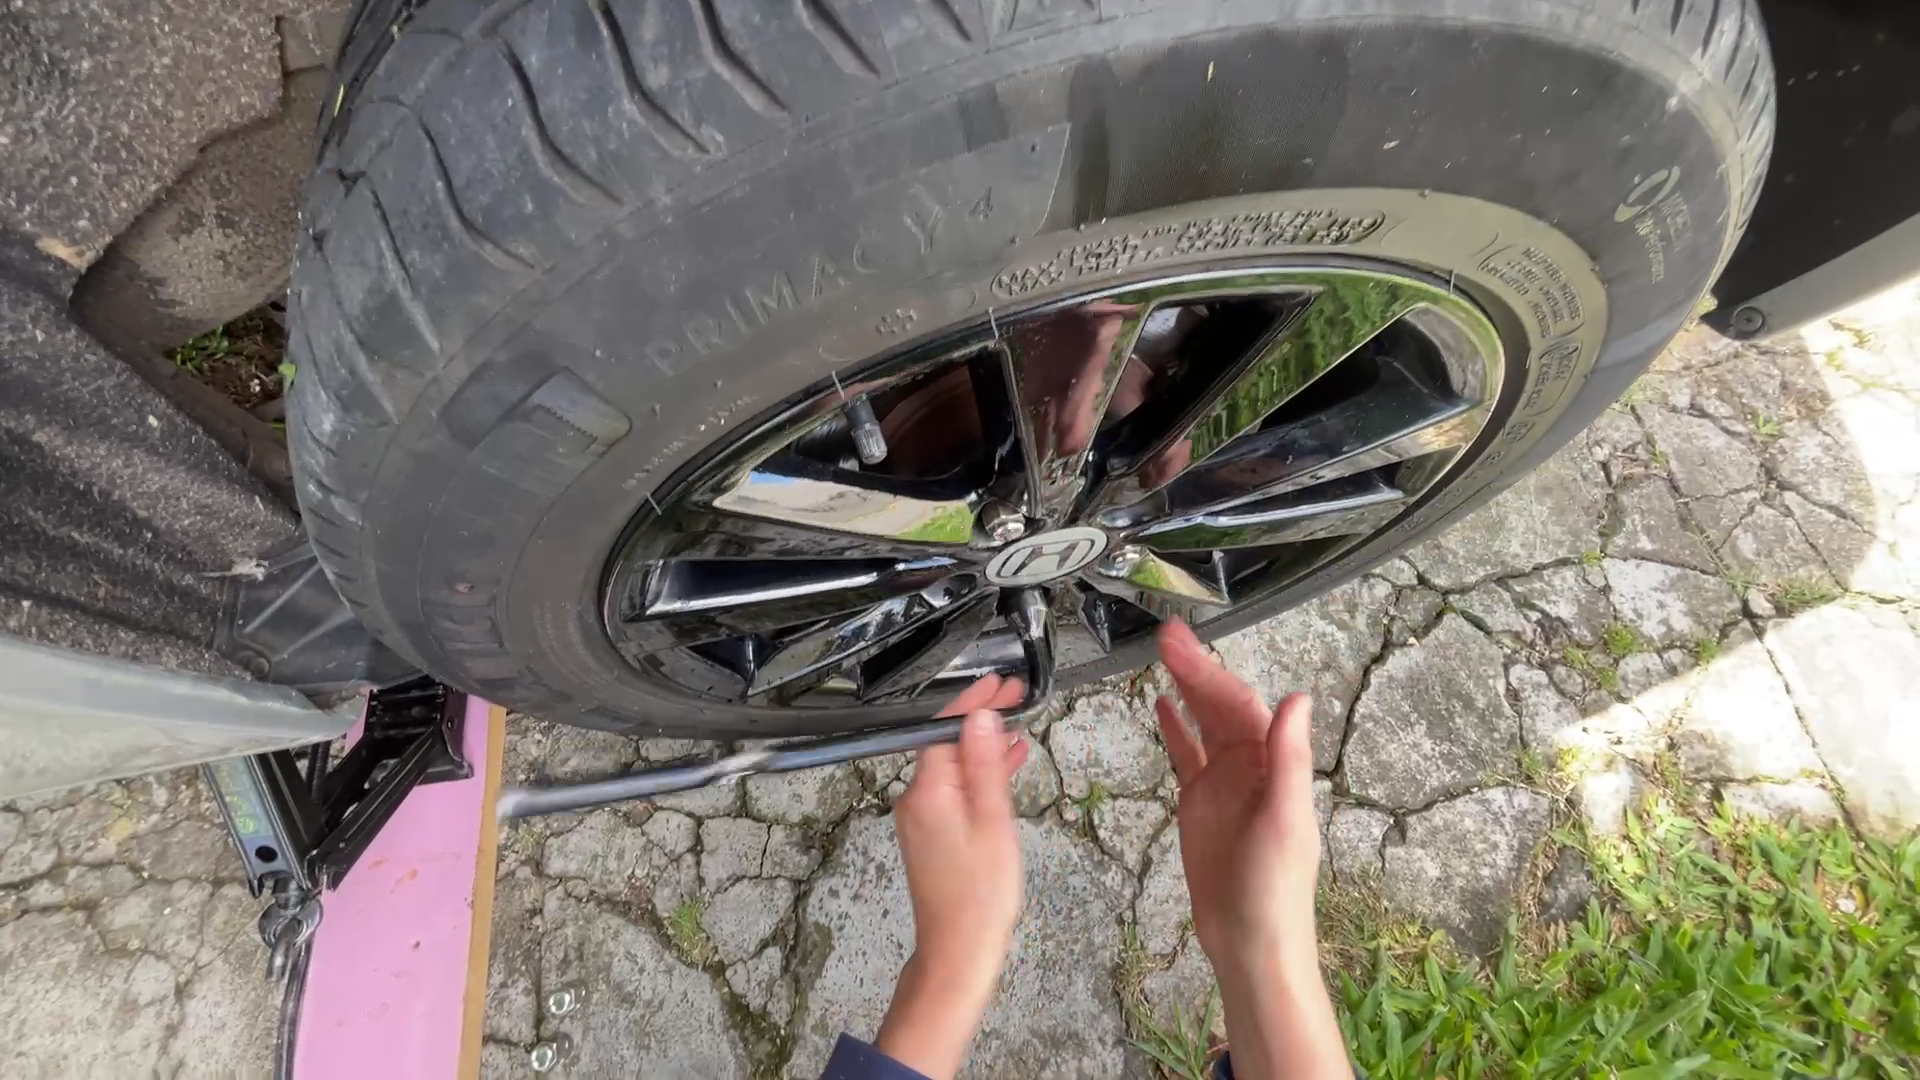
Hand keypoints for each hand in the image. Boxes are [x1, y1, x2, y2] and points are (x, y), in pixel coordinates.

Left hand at [875, 675, 1029, 1078]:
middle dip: (982, 718)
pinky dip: (979, 774)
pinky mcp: (932, 831)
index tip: (1000, 682)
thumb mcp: (992, 820)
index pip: (946, 727)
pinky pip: (956, 788)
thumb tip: (980, 717)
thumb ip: (984, 763)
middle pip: (949, 742)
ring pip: (955, 765)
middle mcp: (916, 797)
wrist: (958, 953)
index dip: (974, 700)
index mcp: (927, 790)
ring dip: (984, 745)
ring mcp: (922, 815)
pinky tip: (1005, 765)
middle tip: (1016, 697)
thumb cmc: (980, 895)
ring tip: (1019, 726)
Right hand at [1155, 621, 1351, 1079]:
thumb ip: (1290, 759)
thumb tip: (1297, 697)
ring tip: (1162, 654)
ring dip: (1184, 687)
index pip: (1236, 704)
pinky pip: (1185, 754)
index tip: (1180, 641)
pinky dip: (1175, 728)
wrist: (1248, 941)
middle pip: (1217, 705)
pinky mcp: (1199, 801)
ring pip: (1201, 722)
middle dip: (1193, 668)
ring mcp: (1222, 781)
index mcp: (1271, 763)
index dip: (1209, 670)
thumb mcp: (1285, 821)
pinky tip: (1162, 704)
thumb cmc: (1273, 887)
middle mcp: (1248, 764)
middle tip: (1164, 634)